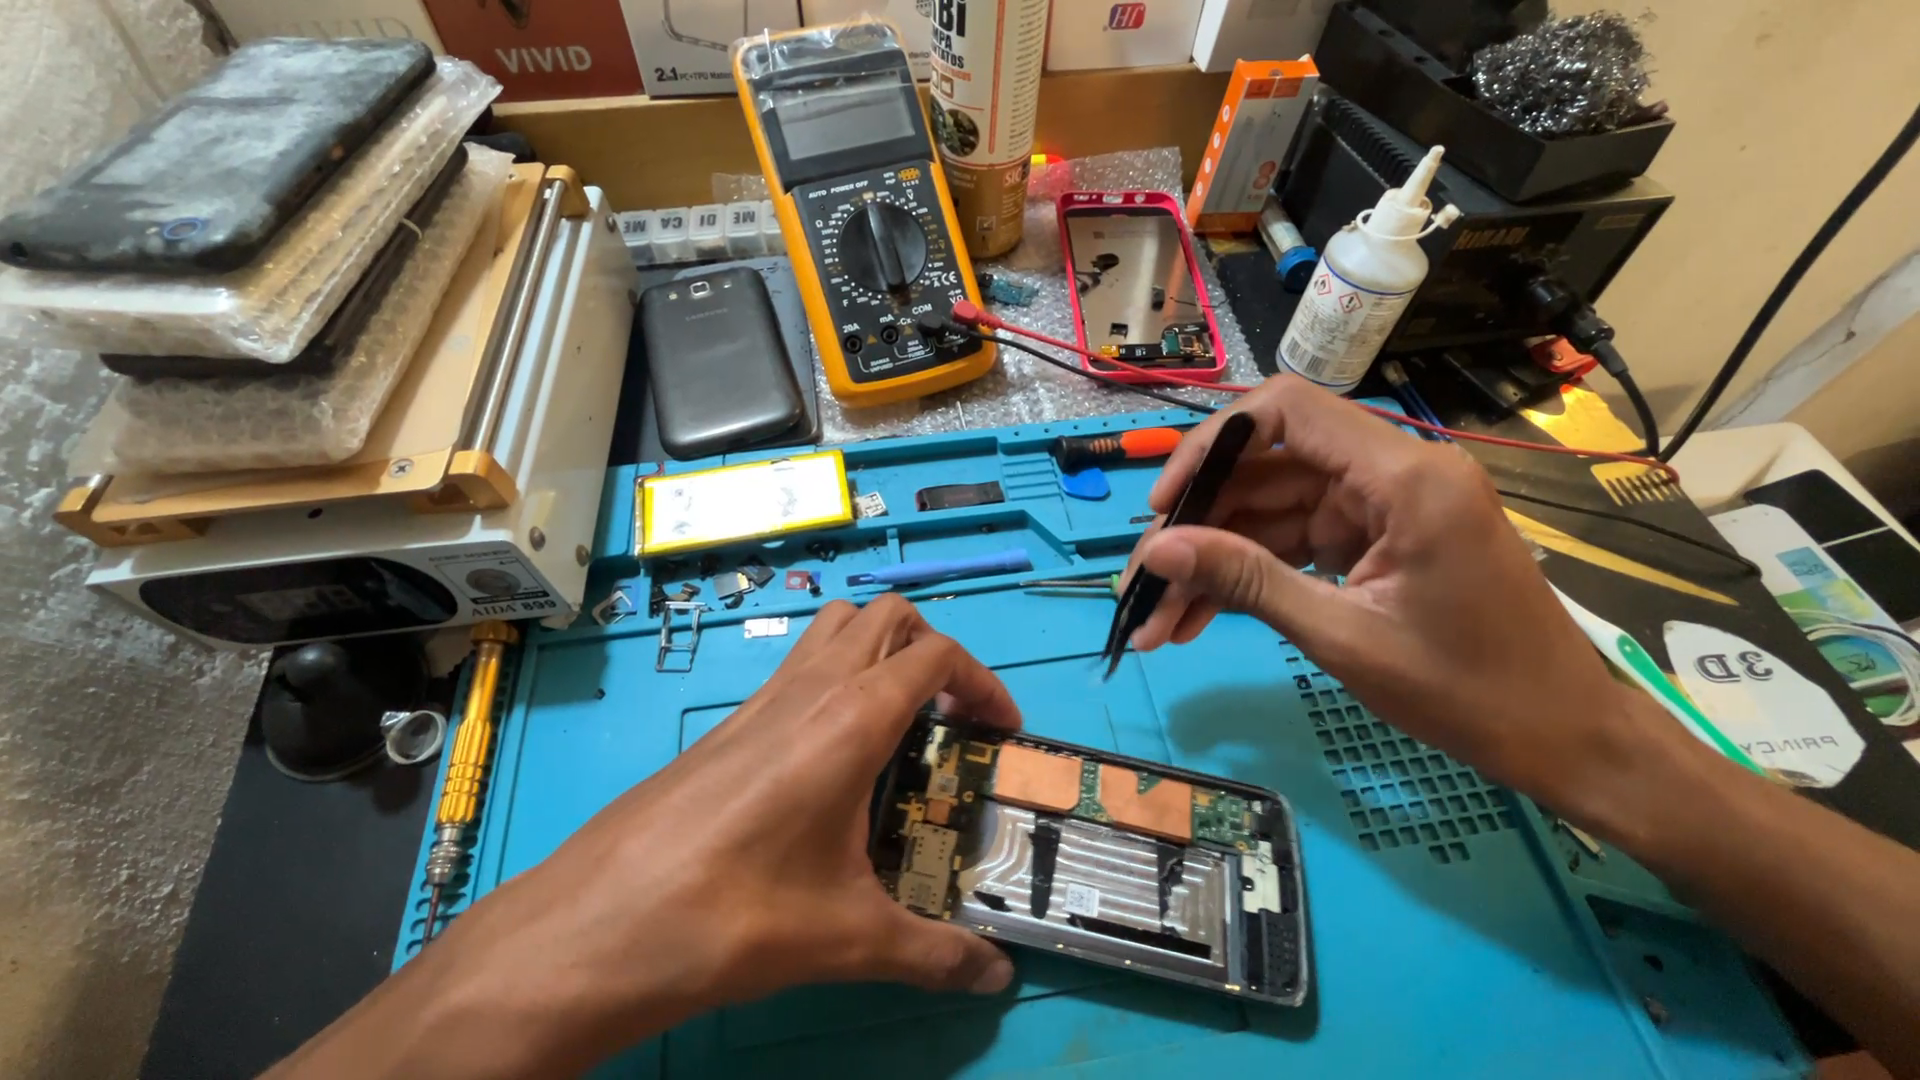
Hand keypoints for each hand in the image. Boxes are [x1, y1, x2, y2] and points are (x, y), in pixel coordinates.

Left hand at [277, 596, 1018, 1078]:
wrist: (598, 926)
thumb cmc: (735, 918)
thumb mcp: (848, 939)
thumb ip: (934, 954)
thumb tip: (996, 978)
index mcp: (852, 719)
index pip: (937, 655)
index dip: (984, 682)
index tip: (1002, 731)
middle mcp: (810, 688)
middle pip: (887, 616)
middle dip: (934, 650)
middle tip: (952, 716)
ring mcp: (762, 699)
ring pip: (835, 627)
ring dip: (879, 650)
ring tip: (898, 720)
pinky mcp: (727, 723)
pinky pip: (797, 666)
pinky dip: (834, 678)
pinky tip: (831, 758)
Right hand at [1126, 376, 1664, 803]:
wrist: (1563, 738)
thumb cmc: (1467, 691)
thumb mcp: (1342, 636)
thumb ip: (1246, 581)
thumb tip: (1157, 551)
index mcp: (1404, 476)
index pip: (1286, 410)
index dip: (1211, 446)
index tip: (1164, 504)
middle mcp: (1393, 473)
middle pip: (1267, 468)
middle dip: (1200, 526)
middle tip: (1147, 585)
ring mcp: (1385, 507)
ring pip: (1272, 511)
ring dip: (1215, 560)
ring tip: (1162, 619)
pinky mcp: (1378, 538)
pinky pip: (1295, 540)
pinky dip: (1250, 575)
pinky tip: (1203, 616)